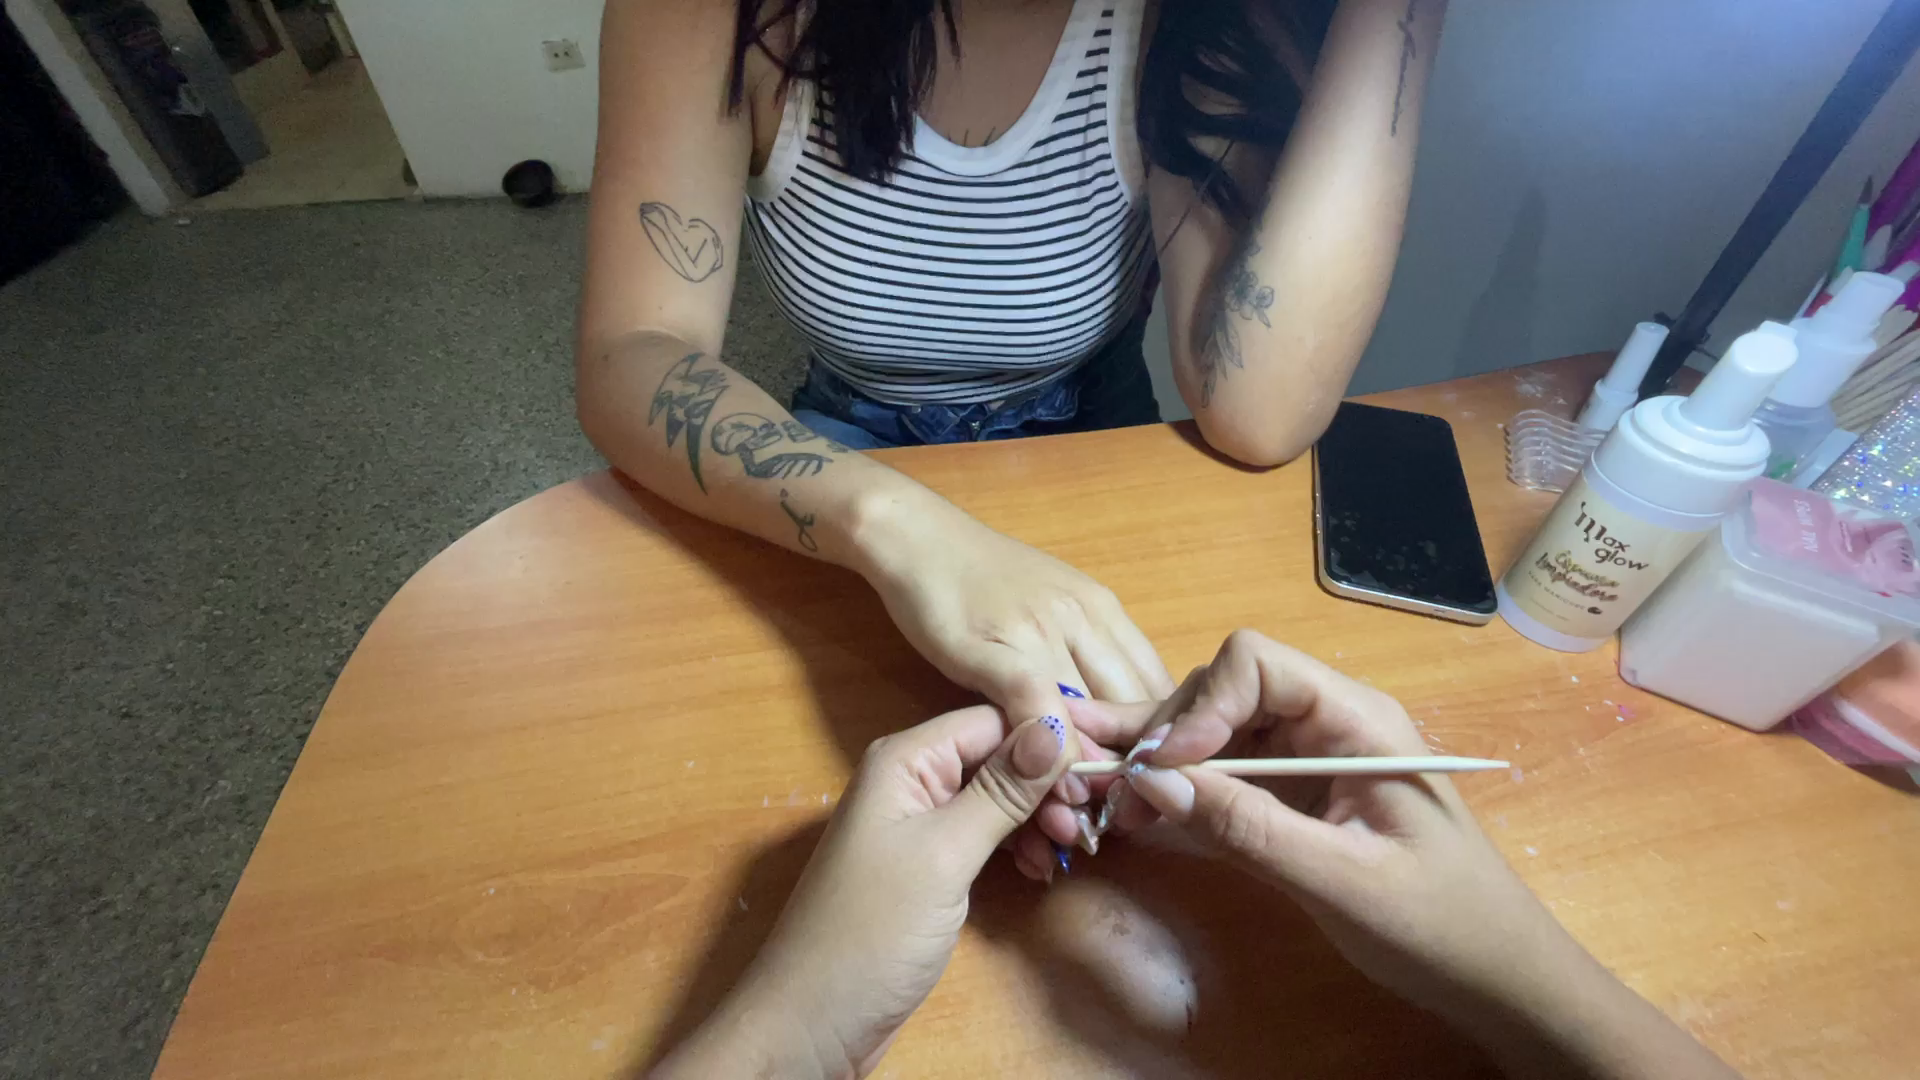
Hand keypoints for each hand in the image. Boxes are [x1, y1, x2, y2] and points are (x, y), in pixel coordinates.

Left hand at [651, 706, 1076, 1079]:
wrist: (813, 1022)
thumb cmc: (873, 929)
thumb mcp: (945, 855)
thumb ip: (1001, 789)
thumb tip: (1054, 725)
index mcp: (907, 757)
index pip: (992, 718)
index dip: (1047, 735)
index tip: (1097, 766)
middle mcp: (914, 776)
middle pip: (996, 754)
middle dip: (1045, 780)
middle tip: (1086, 816)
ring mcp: (921, 819)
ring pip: (996, 794)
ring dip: (1037, 814)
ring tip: (1070, 845)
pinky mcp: (930, 858)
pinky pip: (984, 831)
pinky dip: (1018, 843)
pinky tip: (1041, 867)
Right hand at [855, 491, 1173, 880]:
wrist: (917, 536)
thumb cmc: (977, 575)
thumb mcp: (1043, 610)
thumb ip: (1076, 656)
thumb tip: (1101, 717)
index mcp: (1103, 611)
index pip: (1157, 686)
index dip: (1160, 743)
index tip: (1148, 787)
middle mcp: (1086, 619)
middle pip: (1137, 706)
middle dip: (1136, 769)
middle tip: (1125, 821)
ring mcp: (1045, 632)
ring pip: (1095, 717)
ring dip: (1095, 777)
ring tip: (1088, 826)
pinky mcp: (997, 647)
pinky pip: (1041, 709)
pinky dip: (1051, 756)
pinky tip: (1045, 791)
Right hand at [1072, 630, 1739, 1078]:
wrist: (1502, 985)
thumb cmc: (1443, 929)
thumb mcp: (1342, 881)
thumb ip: (1246, 826)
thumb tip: (1149, 784)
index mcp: (1354, 718)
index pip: (1257, 664)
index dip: (1203, 703)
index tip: (1168, 764)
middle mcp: (1320, 720)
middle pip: (1219, 693)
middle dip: (1162, 731)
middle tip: (1105, 776)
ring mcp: (1299, 755)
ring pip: (1207, 730)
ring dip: (1154, 759)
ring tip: (1098, 785)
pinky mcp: (1284, 790)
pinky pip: (1216, 772)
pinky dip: (1173, 788)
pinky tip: (1129, 800)